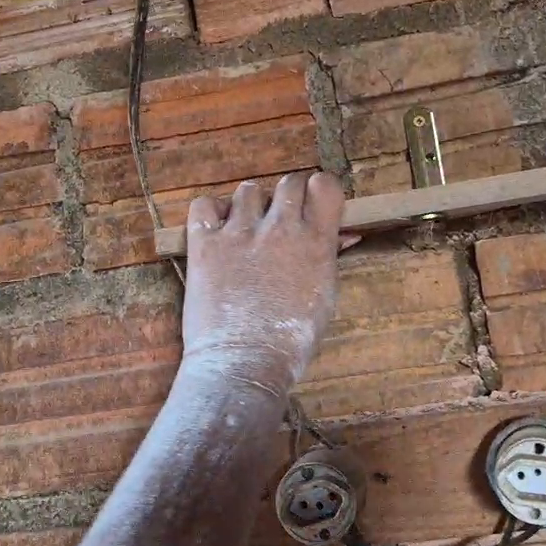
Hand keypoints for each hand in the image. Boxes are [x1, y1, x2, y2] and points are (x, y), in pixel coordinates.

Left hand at [179, 172, 349, 398]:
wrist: (245, 362)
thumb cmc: (293, 339)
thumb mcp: (325, 296)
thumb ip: (329, 257)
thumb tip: (341, 234)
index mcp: (316, 242)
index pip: (325, 185)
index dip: (320, 191)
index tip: (314, 204)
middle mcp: (280, 229)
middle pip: (289, 182)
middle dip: (289, 194)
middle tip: (282, 217)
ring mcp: (240, 233)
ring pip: (248, 190)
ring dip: (251, 205)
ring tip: (247, 227)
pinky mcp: (205, 244)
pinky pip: (204, 205)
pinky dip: (210, 213)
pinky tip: (216, 230)